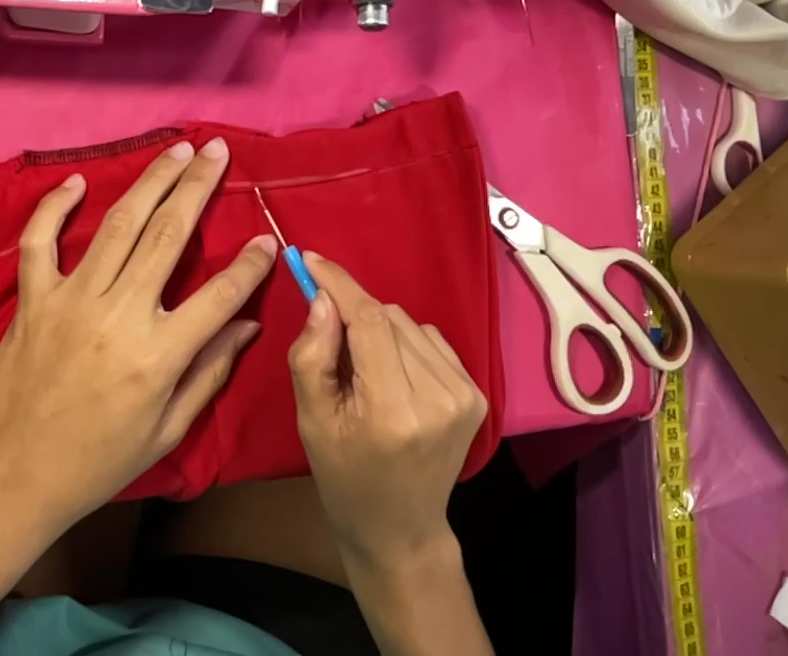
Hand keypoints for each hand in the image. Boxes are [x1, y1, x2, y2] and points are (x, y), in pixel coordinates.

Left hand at [0, 137, 277, 537]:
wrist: (11, 478)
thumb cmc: (97, 462)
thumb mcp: (167, 431)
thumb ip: (209, 372)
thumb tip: (247, 326)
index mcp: (158, 355)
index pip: (220, 295)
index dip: (249, 264)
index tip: (266, 238)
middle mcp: (118, 316)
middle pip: (168, 236)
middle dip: (198, 187)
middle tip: (217, 151)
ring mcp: (70, 301)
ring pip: (118, 226)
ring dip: (151, 181)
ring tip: (176, 150)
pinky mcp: (32, 301)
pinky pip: (39, 243)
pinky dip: (53, 209)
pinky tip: (76, 183)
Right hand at [288, 252, 488, 569]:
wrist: (401, 527)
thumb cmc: (345, 477)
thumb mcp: (312, 422)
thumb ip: (312, 356)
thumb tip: (323, 299)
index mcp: (394, 411)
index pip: (370, 323)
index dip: (340, 285)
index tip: (310, 259)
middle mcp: (439, 397)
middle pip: (389, 318)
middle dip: (354, 315)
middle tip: (331, 340)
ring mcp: (465, 395)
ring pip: (410, 324)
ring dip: (380, 330)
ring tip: (365, 370)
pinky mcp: (477, 394)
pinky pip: (431, 339)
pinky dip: (406, 344)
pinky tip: (395, 376)